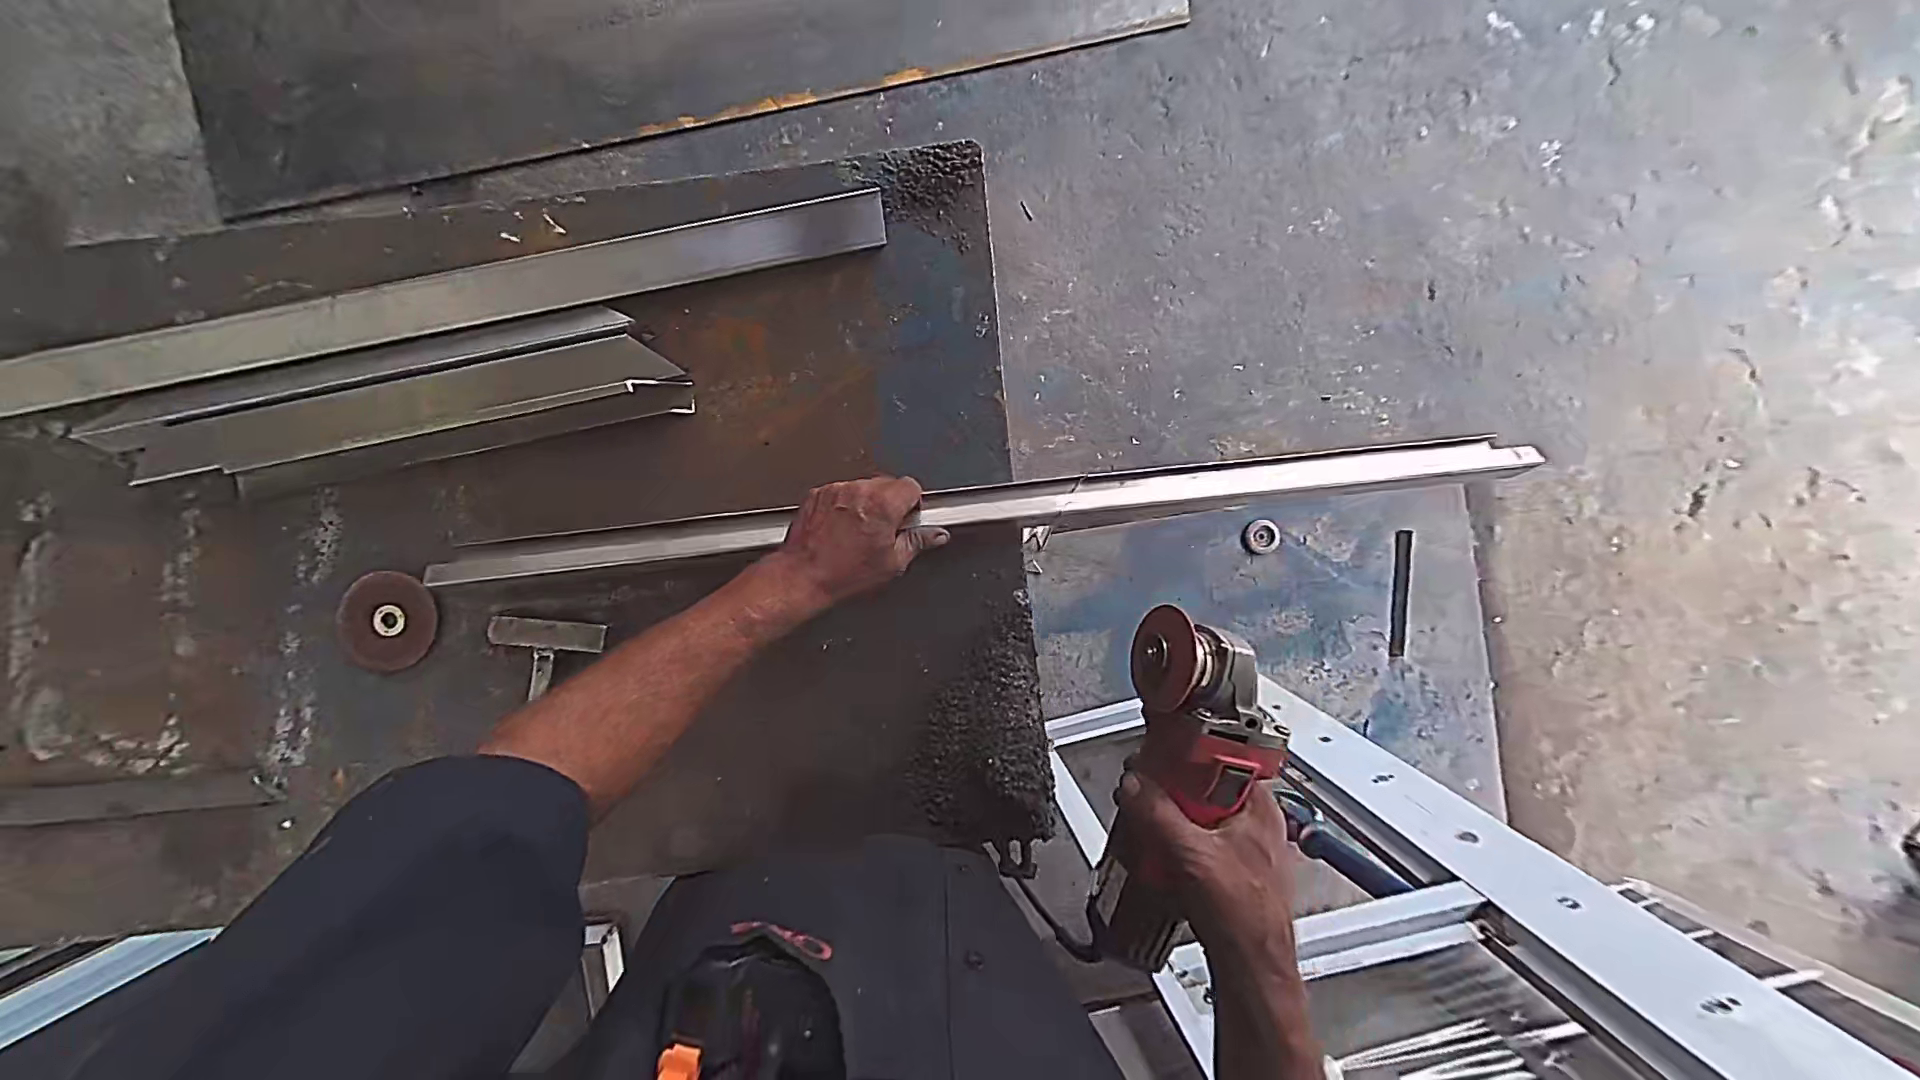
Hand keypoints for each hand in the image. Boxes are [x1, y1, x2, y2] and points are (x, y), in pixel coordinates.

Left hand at [764, 476, 949, 608]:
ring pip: (864, 487)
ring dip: (867, 503)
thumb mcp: (892, 564)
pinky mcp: (819, 493)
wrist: (803, 576)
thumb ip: (918, 542)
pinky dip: (845, 505)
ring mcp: (836, 490)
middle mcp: (859, 491)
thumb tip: (935, 535)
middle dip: (890, 503)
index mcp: (882, 505)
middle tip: (884, 530)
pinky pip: (842, 491)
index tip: (908, 517)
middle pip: (887, 484)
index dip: (913, 503)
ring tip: (859, 532)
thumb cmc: (842, 574)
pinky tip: (842, 529)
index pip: (911, 486)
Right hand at [1116, 768, 1298, 960]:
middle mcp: (1254, 822)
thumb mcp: (1192, 854)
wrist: (1251, 969)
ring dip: (1169, 817)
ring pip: (1196, 814)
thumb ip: (1158, 813)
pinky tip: (1160, 851)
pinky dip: (1174, 840)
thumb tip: (1135, 784)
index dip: (1189, 754)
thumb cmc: (1247, 919)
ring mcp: (1241, 845)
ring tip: (1149, 820)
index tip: (1162, 753)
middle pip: (1203, 786)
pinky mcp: (1226, 866)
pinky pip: (1194, 839)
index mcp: (1260, 808)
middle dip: (1171, 790)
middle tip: (1148, 791)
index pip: (1223, 757)